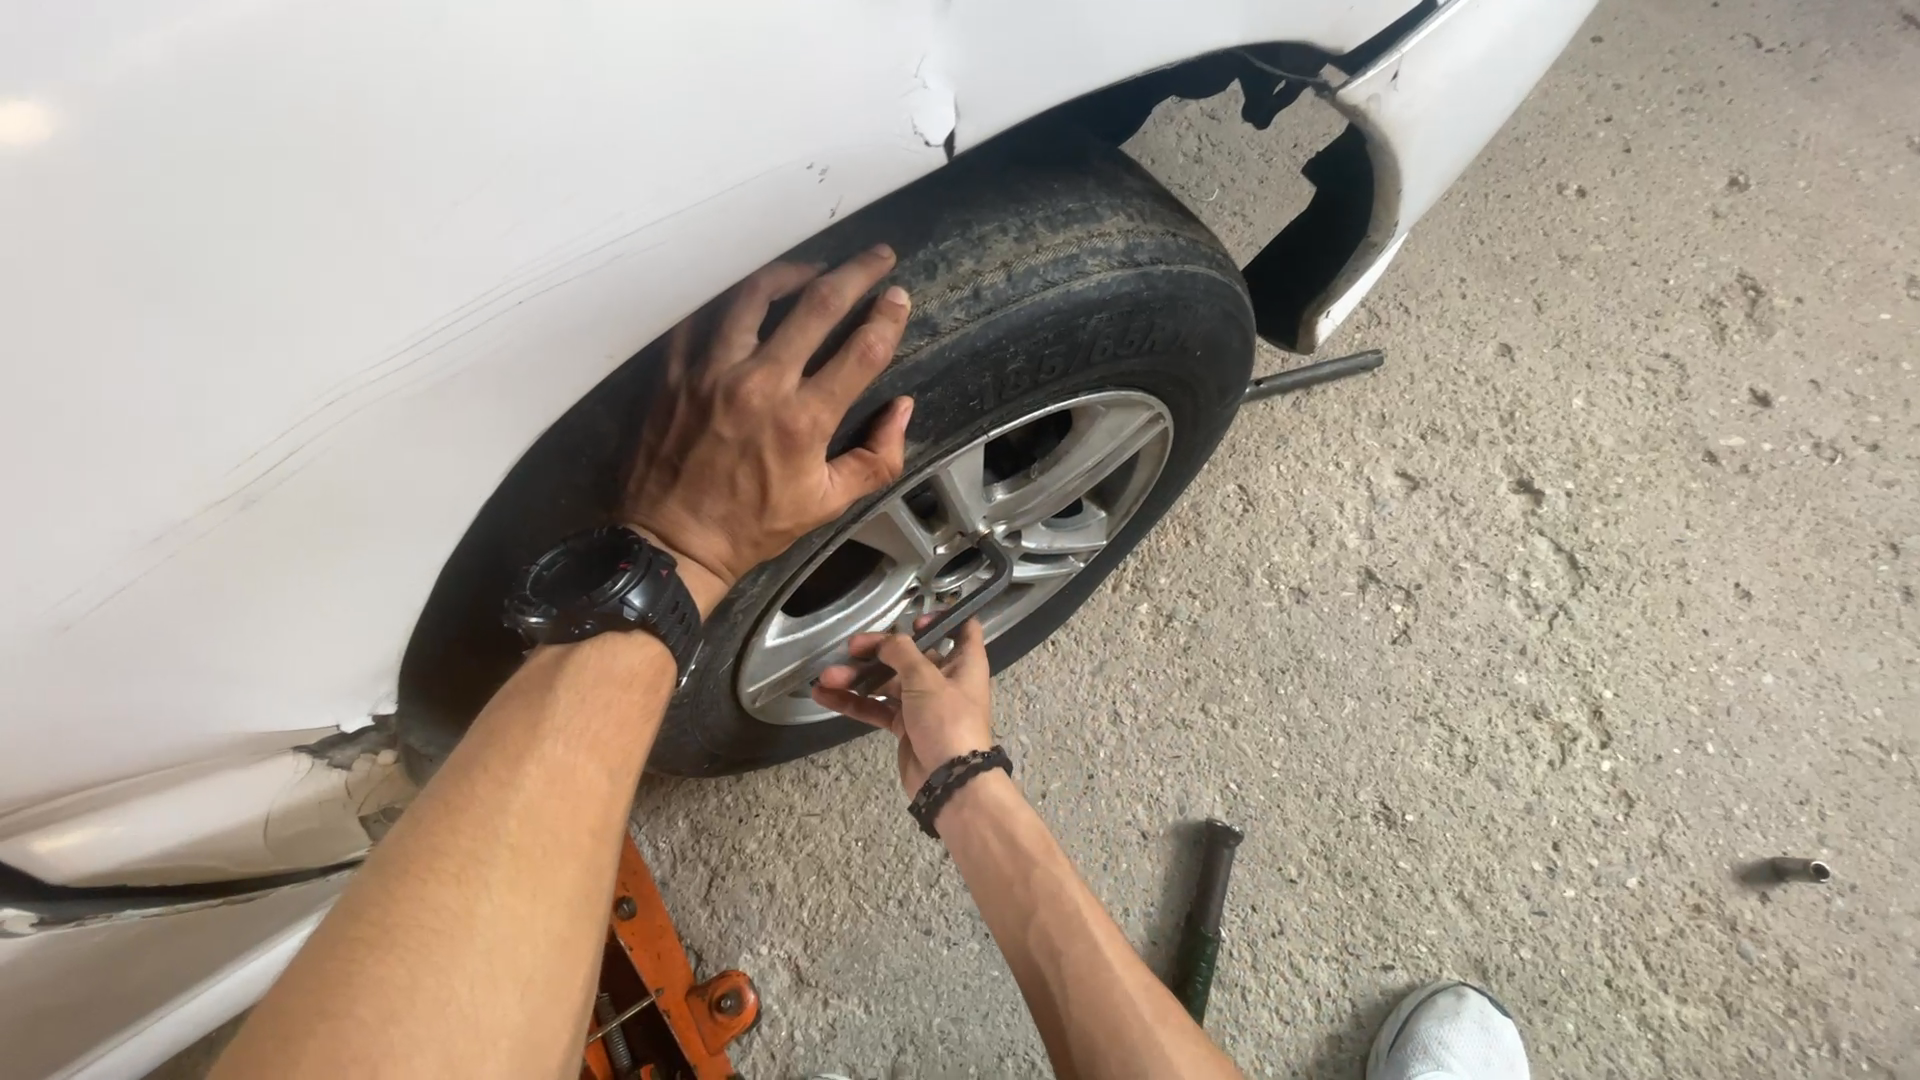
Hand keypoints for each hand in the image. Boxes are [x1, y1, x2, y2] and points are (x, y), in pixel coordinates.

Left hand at [621, 246, 914, 590]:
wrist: (673, 540)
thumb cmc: (756, 525)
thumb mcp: (829, 504)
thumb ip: (877, 458)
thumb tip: (903, 408)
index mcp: (804, 419)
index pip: (860, 350)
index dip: (888, 317)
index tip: (899, 296)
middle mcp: (760, 383)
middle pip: (817, 305)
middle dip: (856, 273)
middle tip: (878, 256)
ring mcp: (712, 370)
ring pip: (756, 294)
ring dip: (794, 272)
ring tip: (814, 267)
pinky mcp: (675, 370)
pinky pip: (703, 314)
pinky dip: (732, 297)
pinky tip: (750, 295)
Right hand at [811, 617, 994, 792]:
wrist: (949, 782)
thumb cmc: (948, 721)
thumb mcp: (926, 678)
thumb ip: (903, 653)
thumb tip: (887, 640)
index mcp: (964, 663)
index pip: (962, 630)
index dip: (942, 620)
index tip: (914, 620)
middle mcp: (946, 680)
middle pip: (911, 656)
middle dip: (878, 652)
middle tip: (851, 648)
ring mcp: (924, 705)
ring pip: (888, 683)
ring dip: (858, 678)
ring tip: (826, 677)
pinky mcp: (905, 728)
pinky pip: (877, 708)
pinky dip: (853, 702)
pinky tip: (824, 696)